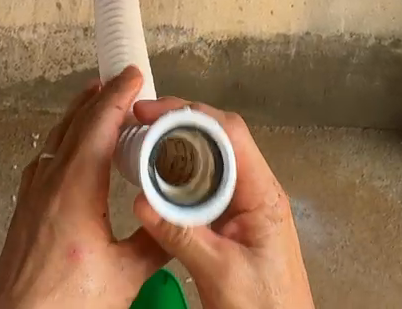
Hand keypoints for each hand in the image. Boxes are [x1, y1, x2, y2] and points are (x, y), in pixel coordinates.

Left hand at [0, 66, 168, 308]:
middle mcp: (50, 180)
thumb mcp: (125, 277)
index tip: (134, 75)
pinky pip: (46, 156)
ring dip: (79, 113)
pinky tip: (70, 147)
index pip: (100, 124)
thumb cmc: (67, 304)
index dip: (118, 94)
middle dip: (101, 96)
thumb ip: (155, 242)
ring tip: (98, 99)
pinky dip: (64, 137)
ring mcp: (33, 192)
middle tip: (122, 80)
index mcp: (76, 186)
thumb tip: (179, 217)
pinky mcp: (25, 207)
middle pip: (76, 122)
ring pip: (57, 136)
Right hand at [129, 99, 312, 308]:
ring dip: (178, 144)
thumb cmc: (263, 308)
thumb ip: (181, 235)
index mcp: (262, 191)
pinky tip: (157, 175)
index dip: (189, 113)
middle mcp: (256, 188)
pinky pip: (205, 183)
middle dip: (179, 122)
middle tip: (140, 120)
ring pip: (211, 157)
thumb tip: (138, 200)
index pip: (229, 132)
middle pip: (218, 136)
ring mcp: (245, 203)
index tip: (151, 111)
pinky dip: (180, 172)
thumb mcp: (220, 273)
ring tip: (143, 139)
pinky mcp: (233, 219)